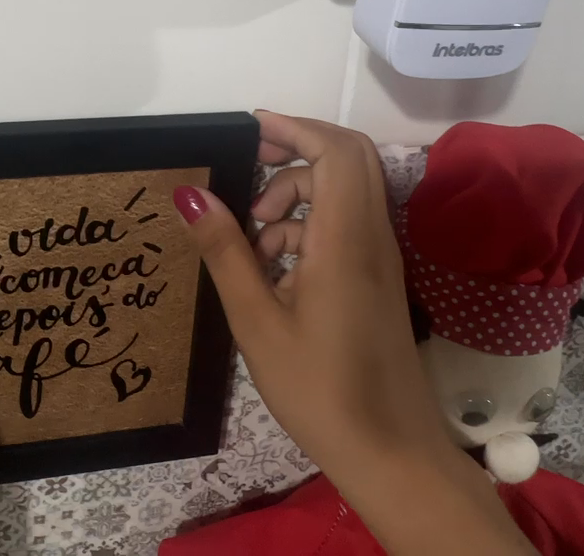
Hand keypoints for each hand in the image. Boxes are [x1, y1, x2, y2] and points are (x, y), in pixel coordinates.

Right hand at [172, 111, 534, 555]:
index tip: (249, 127)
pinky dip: (307, 226)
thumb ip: (225, 251)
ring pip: (344, 192)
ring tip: (251, 234)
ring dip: (296, 194)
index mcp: (345, 241)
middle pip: (348, 159)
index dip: (295, 127)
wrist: (393, 457)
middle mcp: (371, 238)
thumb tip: (190, 193)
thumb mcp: (256, 321)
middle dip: (296, 148)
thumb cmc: (320, 389)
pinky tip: (272, 267)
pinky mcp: (377, 279)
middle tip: (248, 160)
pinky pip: (344, 225)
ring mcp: (379, 258)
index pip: (336, 151)